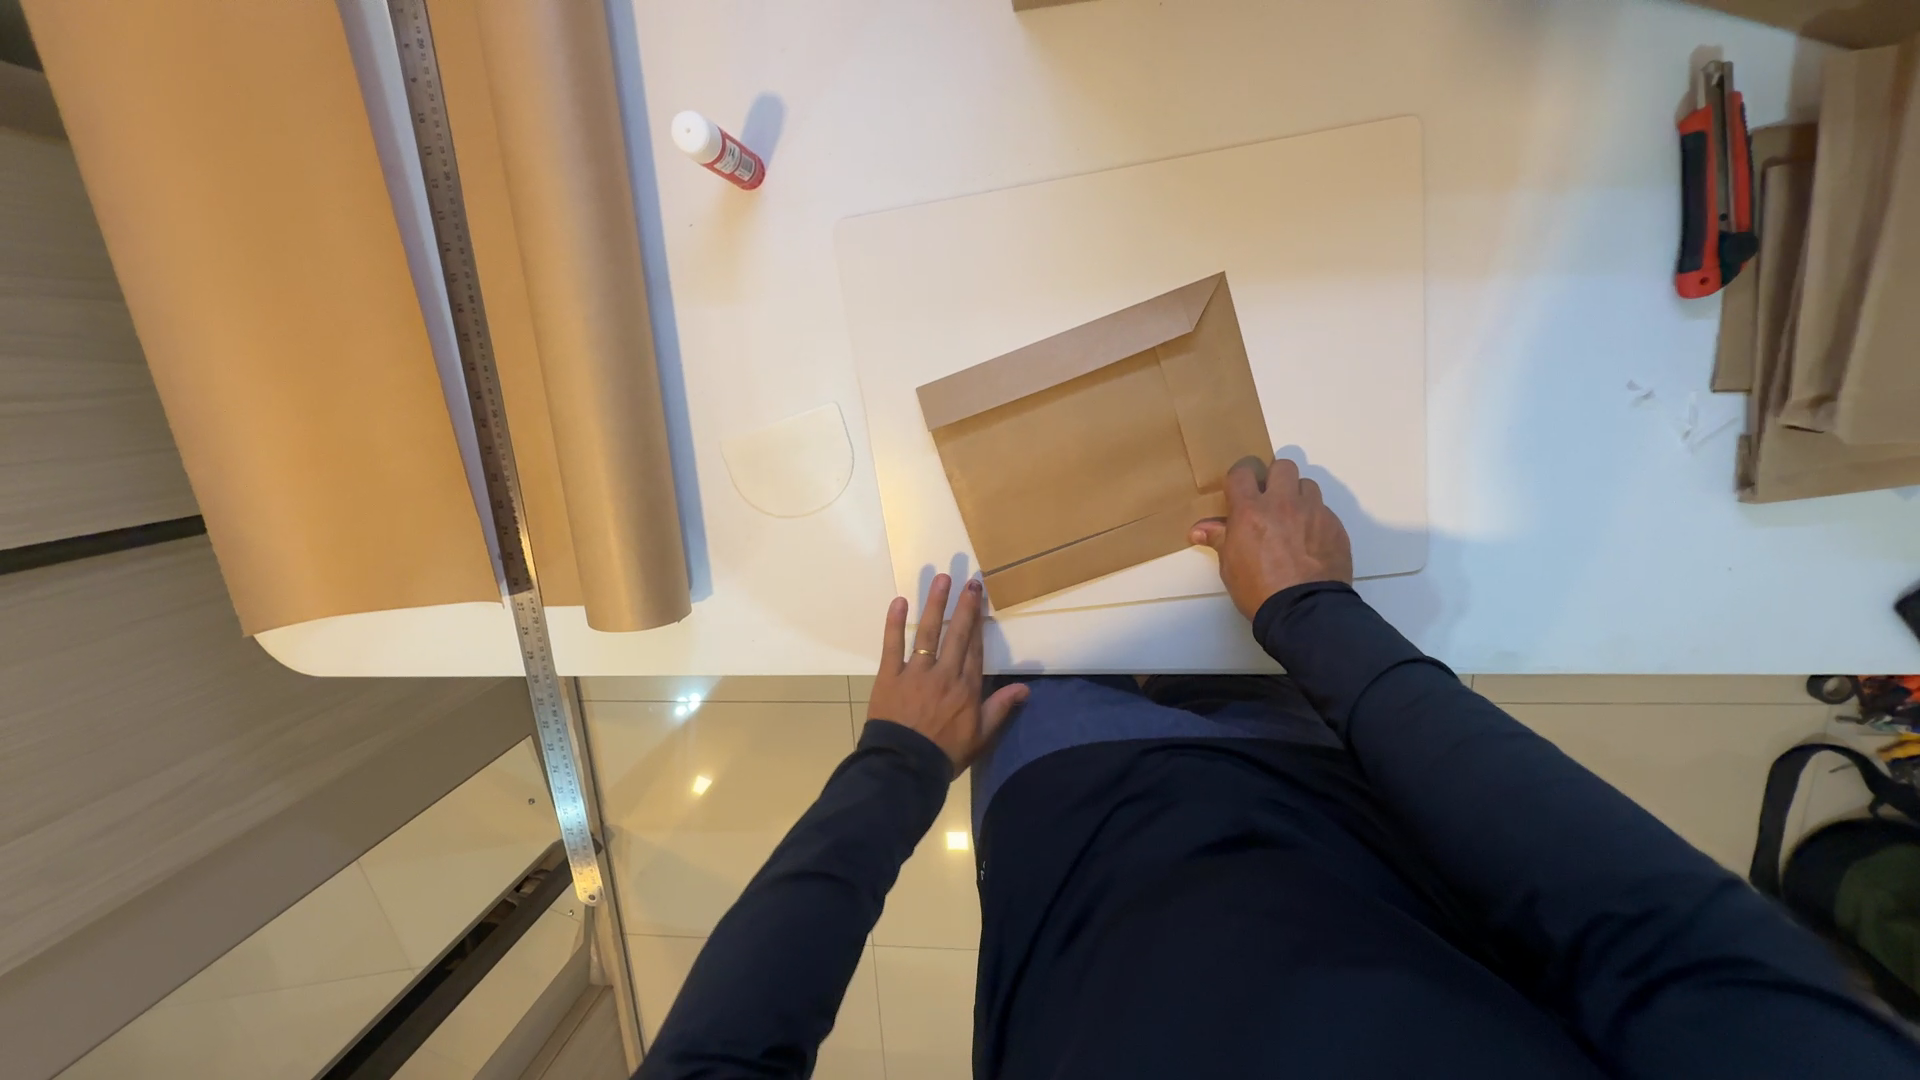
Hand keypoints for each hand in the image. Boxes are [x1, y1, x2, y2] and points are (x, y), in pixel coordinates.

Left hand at [867, 574, 1028, 771]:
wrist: (905, 767)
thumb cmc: (945, 753)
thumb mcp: (981, 736)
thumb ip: (1001, 708)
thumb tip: (1025, 688)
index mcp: (966, 687)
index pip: (975, 648)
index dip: (978, 622)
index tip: (980, 598)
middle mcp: (944, 673)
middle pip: (957, 634)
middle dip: (964, 606)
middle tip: (970, 581)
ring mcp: (916, 672)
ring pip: (928, 632)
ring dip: (935, 604)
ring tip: (942, 579)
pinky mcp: (890, 675)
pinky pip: (892, 645)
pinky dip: (895, 622)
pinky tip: (899, 601)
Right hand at [1189, 456, 1353, 618]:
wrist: (1304, 611)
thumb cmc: (1258, 589)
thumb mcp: (1230, 566)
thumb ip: (1219, 539)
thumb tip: (1198, 529)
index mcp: (1250, 510)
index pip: (1243, 472)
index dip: (1241, 478)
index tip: (1240, 492)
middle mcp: (1283, 503)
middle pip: (1282, 466)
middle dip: (1274, 478)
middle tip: (1270, 500)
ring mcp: (1313, 512)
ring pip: (1307, 485)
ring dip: (1298, 496)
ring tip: (1293, 519)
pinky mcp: (1335, 527)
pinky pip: (1324, 510)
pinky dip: (1314, 519)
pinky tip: (1309, 541)